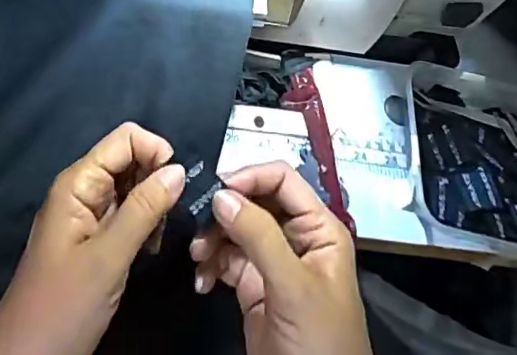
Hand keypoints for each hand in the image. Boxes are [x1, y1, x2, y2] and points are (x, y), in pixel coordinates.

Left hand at [0, 122, 185, 354]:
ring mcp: (87, 215)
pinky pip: (128, 214)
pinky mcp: (95, 239)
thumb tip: (179, 169)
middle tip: (166, 219)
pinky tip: (149, 249)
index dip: (155, 152)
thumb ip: (143, 210)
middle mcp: (83, 190)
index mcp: (78, 182)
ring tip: (156, 239)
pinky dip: (144, 224)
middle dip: (156, 180)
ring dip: (152, 206)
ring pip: (133, 187)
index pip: (126, 139)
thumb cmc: (62, 307)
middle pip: (131, 159)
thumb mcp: (107, 258)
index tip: (176, 186)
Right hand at [189, 162, 369, 354]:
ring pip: (238, 231)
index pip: (283, 180)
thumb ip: (259, 236)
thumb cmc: (319, 342)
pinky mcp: (255, 290)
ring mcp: (274, 264)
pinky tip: (202, 281)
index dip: (250, 177)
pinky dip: (212, 266)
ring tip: (197, 257)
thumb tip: (221, 194)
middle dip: (226, 210)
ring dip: (214, 238)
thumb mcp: (293, 286)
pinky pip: (228, 262)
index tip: (216, 188)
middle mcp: (297, 238)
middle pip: (256, 203)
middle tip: (197, 225)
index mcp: (319, 228)